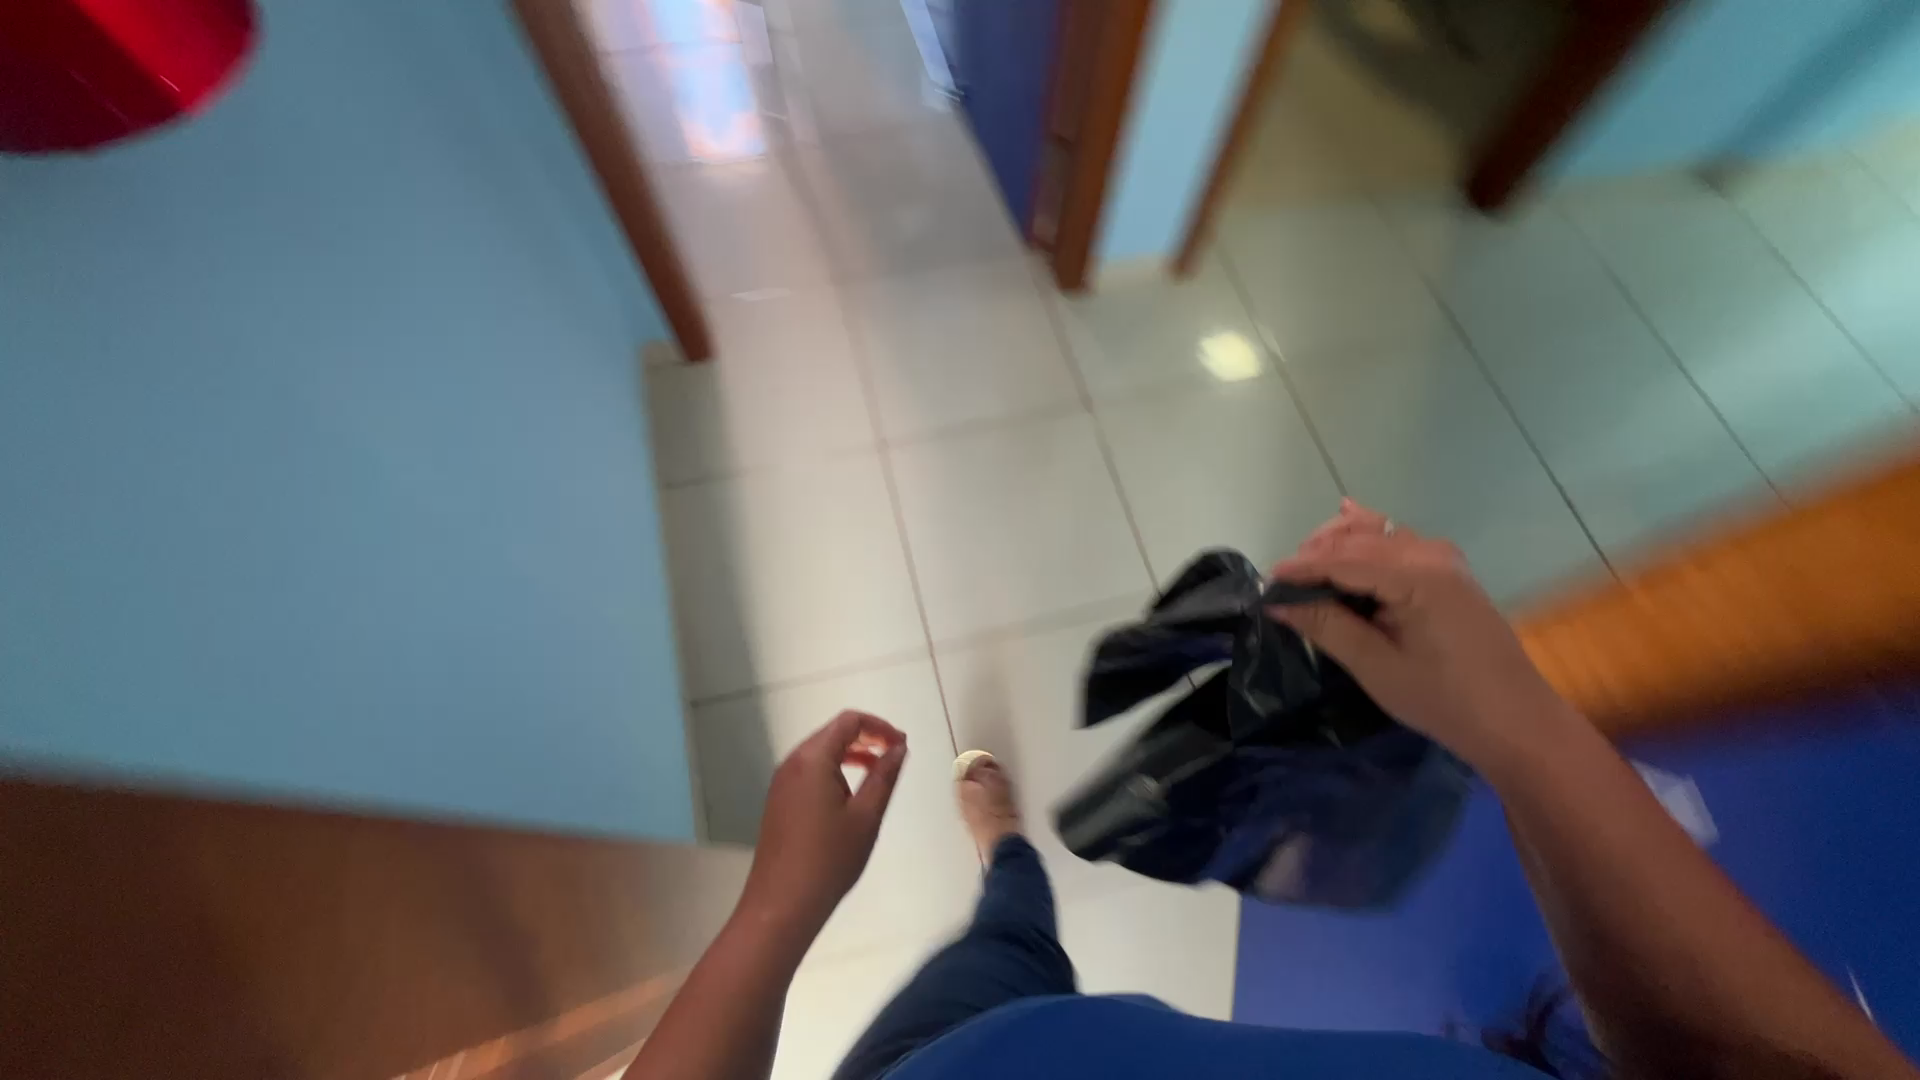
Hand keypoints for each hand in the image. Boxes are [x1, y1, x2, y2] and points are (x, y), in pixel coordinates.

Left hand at [739, 710, 906, 934]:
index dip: (879, 726)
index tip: (902, 744)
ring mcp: (781, 783)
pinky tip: (850, 796)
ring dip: (851, 754)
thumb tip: (898, 747)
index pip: (849, 721)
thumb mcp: (867, 816)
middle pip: (833, 732)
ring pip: (821, 752)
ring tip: (878, 773)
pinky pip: (810, 771)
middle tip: (895, 755)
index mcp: (813, 759)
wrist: (780, 907)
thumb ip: (885, 775)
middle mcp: (792, 762)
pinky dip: (834, 770)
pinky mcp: (779, 802)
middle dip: (867, 738)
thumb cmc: (829, 860)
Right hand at [1267, 500, 1582, 766]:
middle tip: (1282, 582)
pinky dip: (1367, 535)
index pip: (1343, 560)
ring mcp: (1444, 560)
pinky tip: (1346, 518)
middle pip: (1359, 537)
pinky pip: (1397, 540)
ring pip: (1378, 532)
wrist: (1516, 723)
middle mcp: (1432, 555)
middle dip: (1316, 552)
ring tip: (1304, 565)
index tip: (1265, 583)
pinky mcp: (1449, 572)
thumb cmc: (1442, 700)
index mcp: (1417, 577)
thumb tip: (1277, 603)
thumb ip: (1325, 626)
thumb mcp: (1375, 666)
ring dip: (1338, 542)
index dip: (1300, 568)